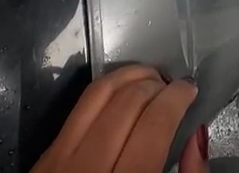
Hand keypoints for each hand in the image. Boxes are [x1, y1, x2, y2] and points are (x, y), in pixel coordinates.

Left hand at [35, 64, 205, 172]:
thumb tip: (197, 134)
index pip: (154, 123)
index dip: (178, 96)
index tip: (189, 89)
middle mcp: (86, 172)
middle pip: (129, 101)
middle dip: (158, 85)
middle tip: (174, 89)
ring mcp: (56, 165)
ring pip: (100, 92)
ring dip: (132, 76)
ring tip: (151, 82)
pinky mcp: (41, 162)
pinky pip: (79, 107)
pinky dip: (107, 90)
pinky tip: (122, 95)